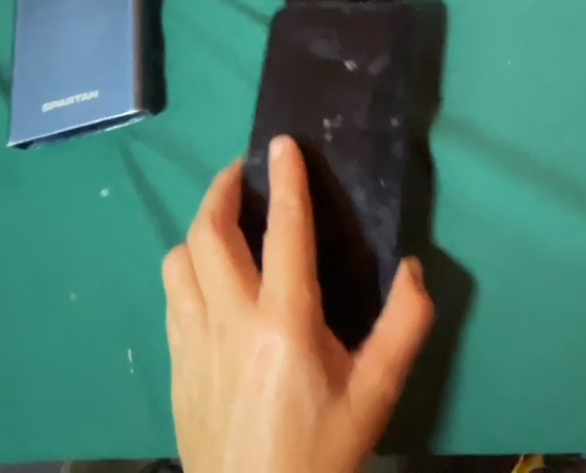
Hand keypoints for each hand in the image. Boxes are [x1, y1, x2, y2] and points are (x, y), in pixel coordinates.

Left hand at [163, 135, 433, 472]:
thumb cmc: (321, 449)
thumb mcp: (378, 391)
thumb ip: (406, 324)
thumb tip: (412, 268)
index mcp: (285, 320)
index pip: (283, 231)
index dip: (285, 181)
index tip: (281, 144)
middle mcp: (230, 321)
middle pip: (208, 237)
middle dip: (221, 192)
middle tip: (242, 171)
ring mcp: (194, 344)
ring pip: (178, 264)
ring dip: (199, 229)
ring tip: (225, 221)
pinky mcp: (176, 368)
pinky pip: (173, 298)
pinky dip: (188, 268)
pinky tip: (210, 278)